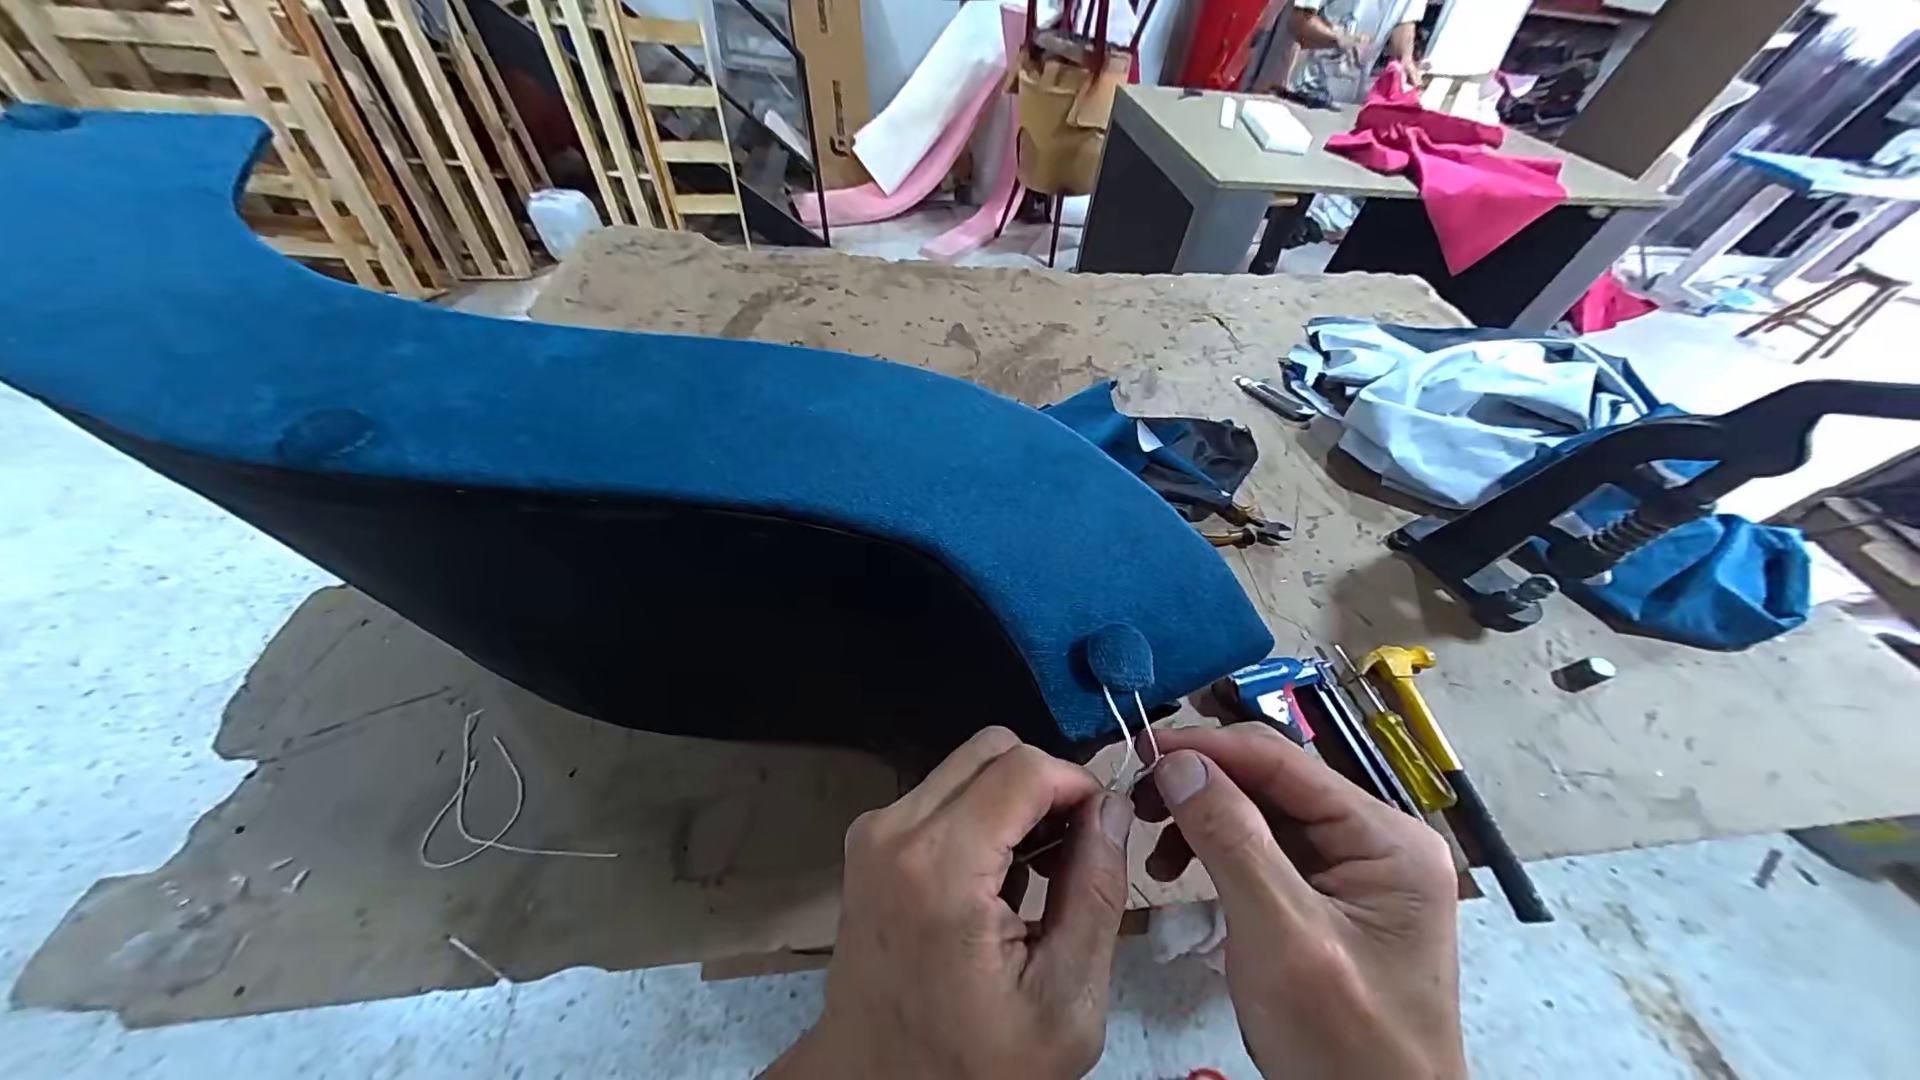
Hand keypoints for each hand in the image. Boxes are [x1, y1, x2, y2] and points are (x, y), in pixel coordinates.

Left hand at [764, 727, 1133, 1079]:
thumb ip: (1095, 891)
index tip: (1102, 825)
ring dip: (1014, 796)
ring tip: (1037, 866)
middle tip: (1073, 844)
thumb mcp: (1063, 1003)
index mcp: (940, 867)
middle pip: (993, 748)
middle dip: (1046, 782)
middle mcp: (896, 828)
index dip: (1076, 782)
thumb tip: (1111, 806)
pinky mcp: (870, 836)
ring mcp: (875, 828)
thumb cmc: (972, 1066)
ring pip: (969, 763)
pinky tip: (997, 871)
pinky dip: (983, 810)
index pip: (1024, 767)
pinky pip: (943, 789)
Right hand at [1134, 724, 1465, 1079]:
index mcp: (1383, 837)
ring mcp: (1345, 860)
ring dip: (1196, 813)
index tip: (1141, 748)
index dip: (1206, 747)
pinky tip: (1174, 865)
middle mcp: (1369, 834)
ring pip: (1252, 804)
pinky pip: (1252, 839)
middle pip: (1265, 778)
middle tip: (1139, 797)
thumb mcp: (1282, 938)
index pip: (1281, 761)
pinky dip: (1207, 843)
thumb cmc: (1341, 1045)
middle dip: (1197, 782)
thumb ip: (1232, 840)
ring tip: (1152, 840)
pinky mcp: (1317, 884)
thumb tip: (1178, 761)